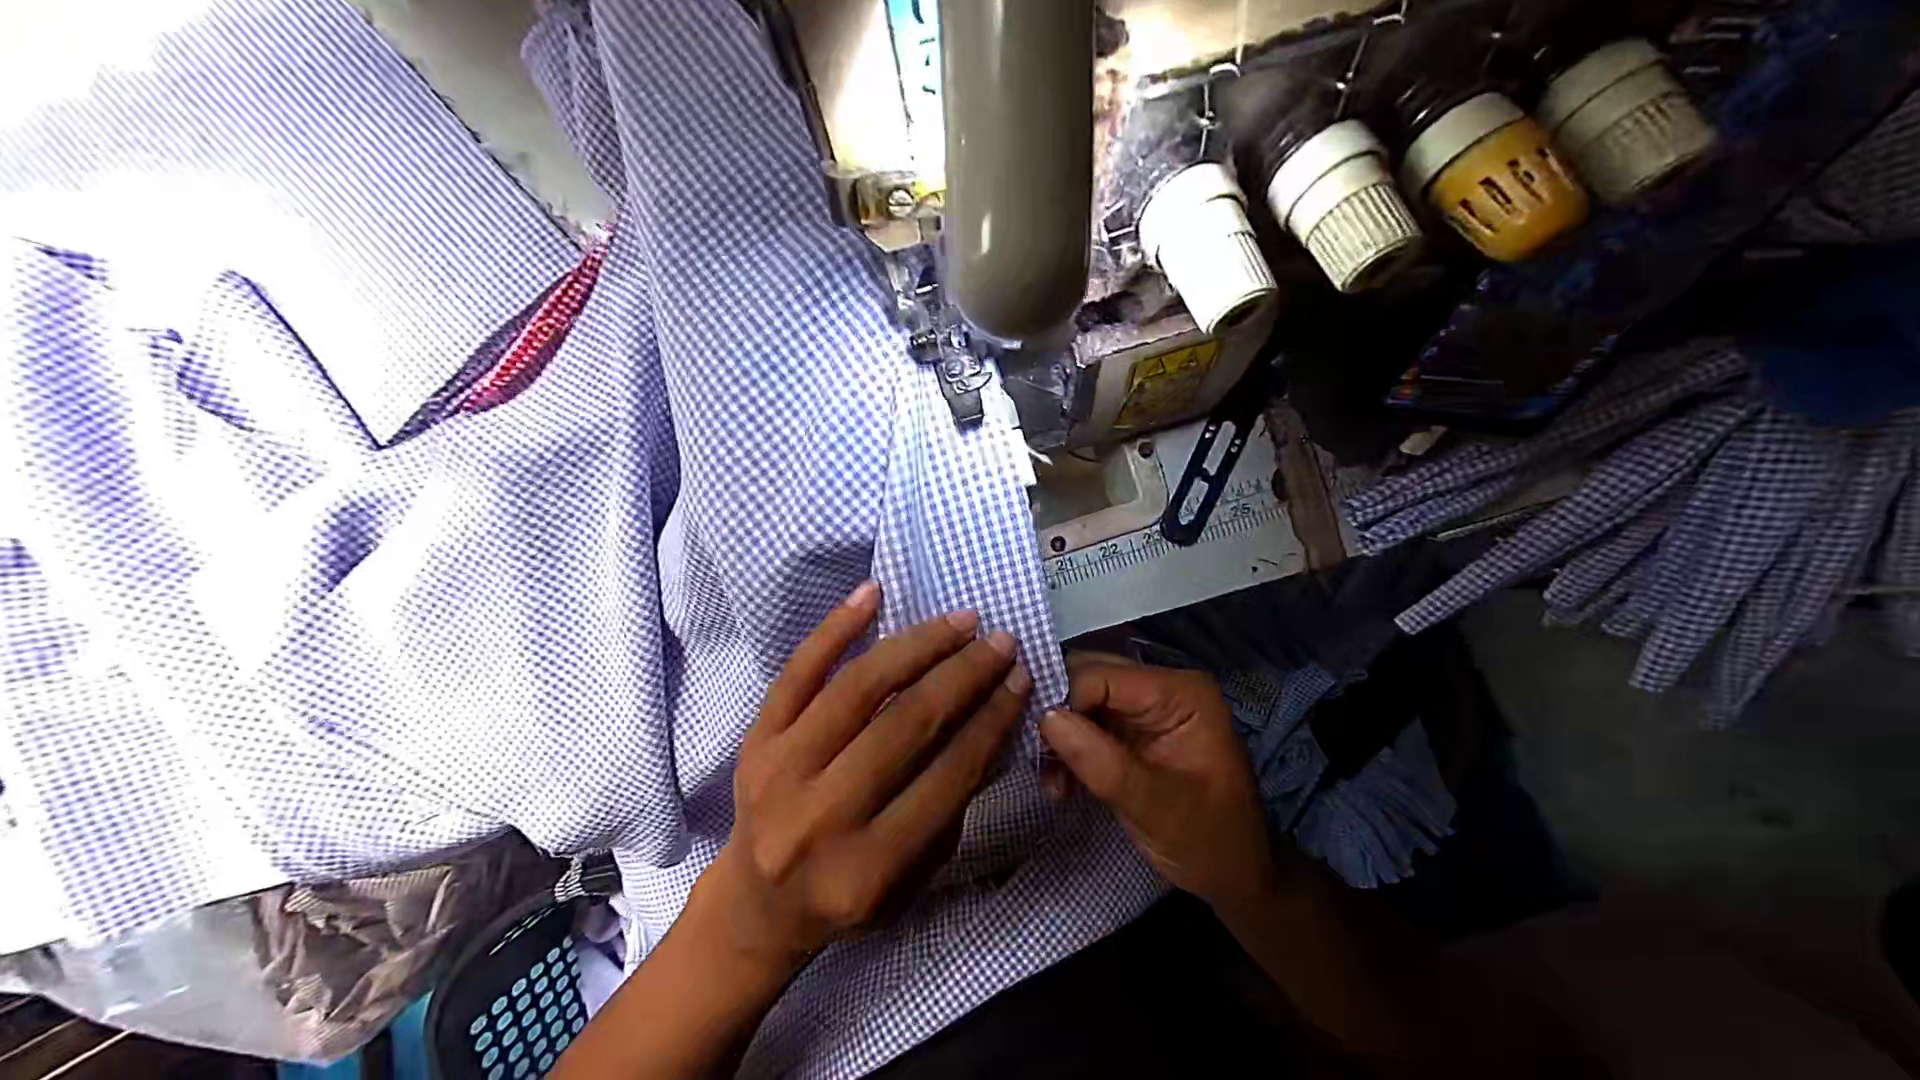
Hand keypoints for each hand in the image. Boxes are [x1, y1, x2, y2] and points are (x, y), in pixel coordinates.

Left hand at [706, 581, 1030, 966]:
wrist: (755, 904)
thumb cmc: (846, 897)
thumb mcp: (912, 877)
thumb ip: (951, 807)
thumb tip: (992, 724)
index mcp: (866, 868)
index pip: (945, 776)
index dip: (990, 721)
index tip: (1020, 680)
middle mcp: (819, 817)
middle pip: (904, 725)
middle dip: (963, 676)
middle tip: (999, 642)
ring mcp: (778, 771)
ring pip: (856, 689)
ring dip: (915, 645)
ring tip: (958, 621)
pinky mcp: (753, 739)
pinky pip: (797, 672)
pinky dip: (835, 627)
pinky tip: (872, 592)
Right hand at [1038, 652, 1277, 905]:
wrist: (1237, 875)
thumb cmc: (1209, 841)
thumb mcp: (1154, 808)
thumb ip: (1100, 762)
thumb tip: (1045, 718)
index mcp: (1180, 693)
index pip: (1103, 676)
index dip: (1063, 701)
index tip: (1038, 744)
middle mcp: (1161, 687)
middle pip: (1087, 679)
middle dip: (1056, 717)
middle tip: (1037, 761)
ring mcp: (1145, 706)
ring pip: (1080, 699)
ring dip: (1058, 737)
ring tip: (1051, 782)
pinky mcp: (1132, 728)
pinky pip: (1086, 721)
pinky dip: (1068, 748)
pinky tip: (1061, 783)